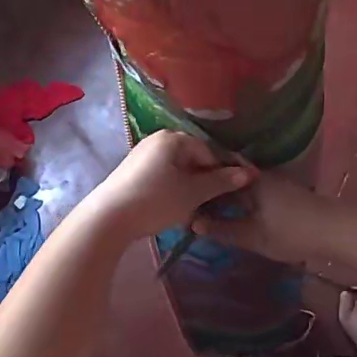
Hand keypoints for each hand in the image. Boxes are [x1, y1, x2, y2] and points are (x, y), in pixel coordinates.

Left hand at [75, 131, 253, 241]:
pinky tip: (173, 207)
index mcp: (173, 138)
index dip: (224, 172)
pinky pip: (162, 175)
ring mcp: (142, 154)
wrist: (108, 217)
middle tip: (214, 203)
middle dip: (206, 180)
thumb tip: (248, 173)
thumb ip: (221, 182)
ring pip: (177, 168)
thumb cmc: (155, 201)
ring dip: (189, 187)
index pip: (209, 151)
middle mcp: (157, 139)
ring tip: (195, 208)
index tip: (235, 192)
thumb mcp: (192, 193)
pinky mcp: (132, 171)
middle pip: (192, 158)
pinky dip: (172, 188)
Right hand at [192, 170, 336, 264]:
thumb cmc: (290, 231)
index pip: (214, 176)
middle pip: (226, 178)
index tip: (179, 197)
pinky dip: (237, 198)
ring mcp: (272, 182)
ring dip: (224, 194)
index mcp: (247, 180)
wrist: (336, 230)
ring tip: (205, 208)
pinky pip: (250, 190)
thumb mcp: (252, 236)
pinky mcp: (282, 192)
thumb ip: (222, 230)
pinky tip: (231, 211)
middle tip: (189, 204)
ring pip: (238, 185)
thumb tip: (194, 224)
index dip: (196, 186)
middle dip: (209, 189)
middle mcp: (258, 175)